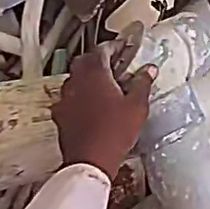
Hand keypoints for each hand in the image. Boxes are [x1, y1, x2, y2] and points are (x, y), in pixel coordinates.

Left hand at [52, 41, 155, 178]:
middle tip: (114, 64)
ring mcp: (65, 98)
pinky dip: (79, 96)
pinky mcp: (60, 115)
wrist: (90, 162)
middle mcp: (76, 82)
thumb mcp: (137, 106)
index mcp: (95, 74)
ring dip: (88, 77)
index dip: (114, 46)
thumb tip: (149, 70)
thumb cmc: (114, 132)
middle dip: (98, 59)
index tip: (123, 48)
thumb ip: (142, 83)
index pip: (102, 50)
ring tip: (104, 84)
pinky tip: (90, 105)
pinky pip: (69, 97)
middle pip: (84, 61)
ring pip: (75, 79)